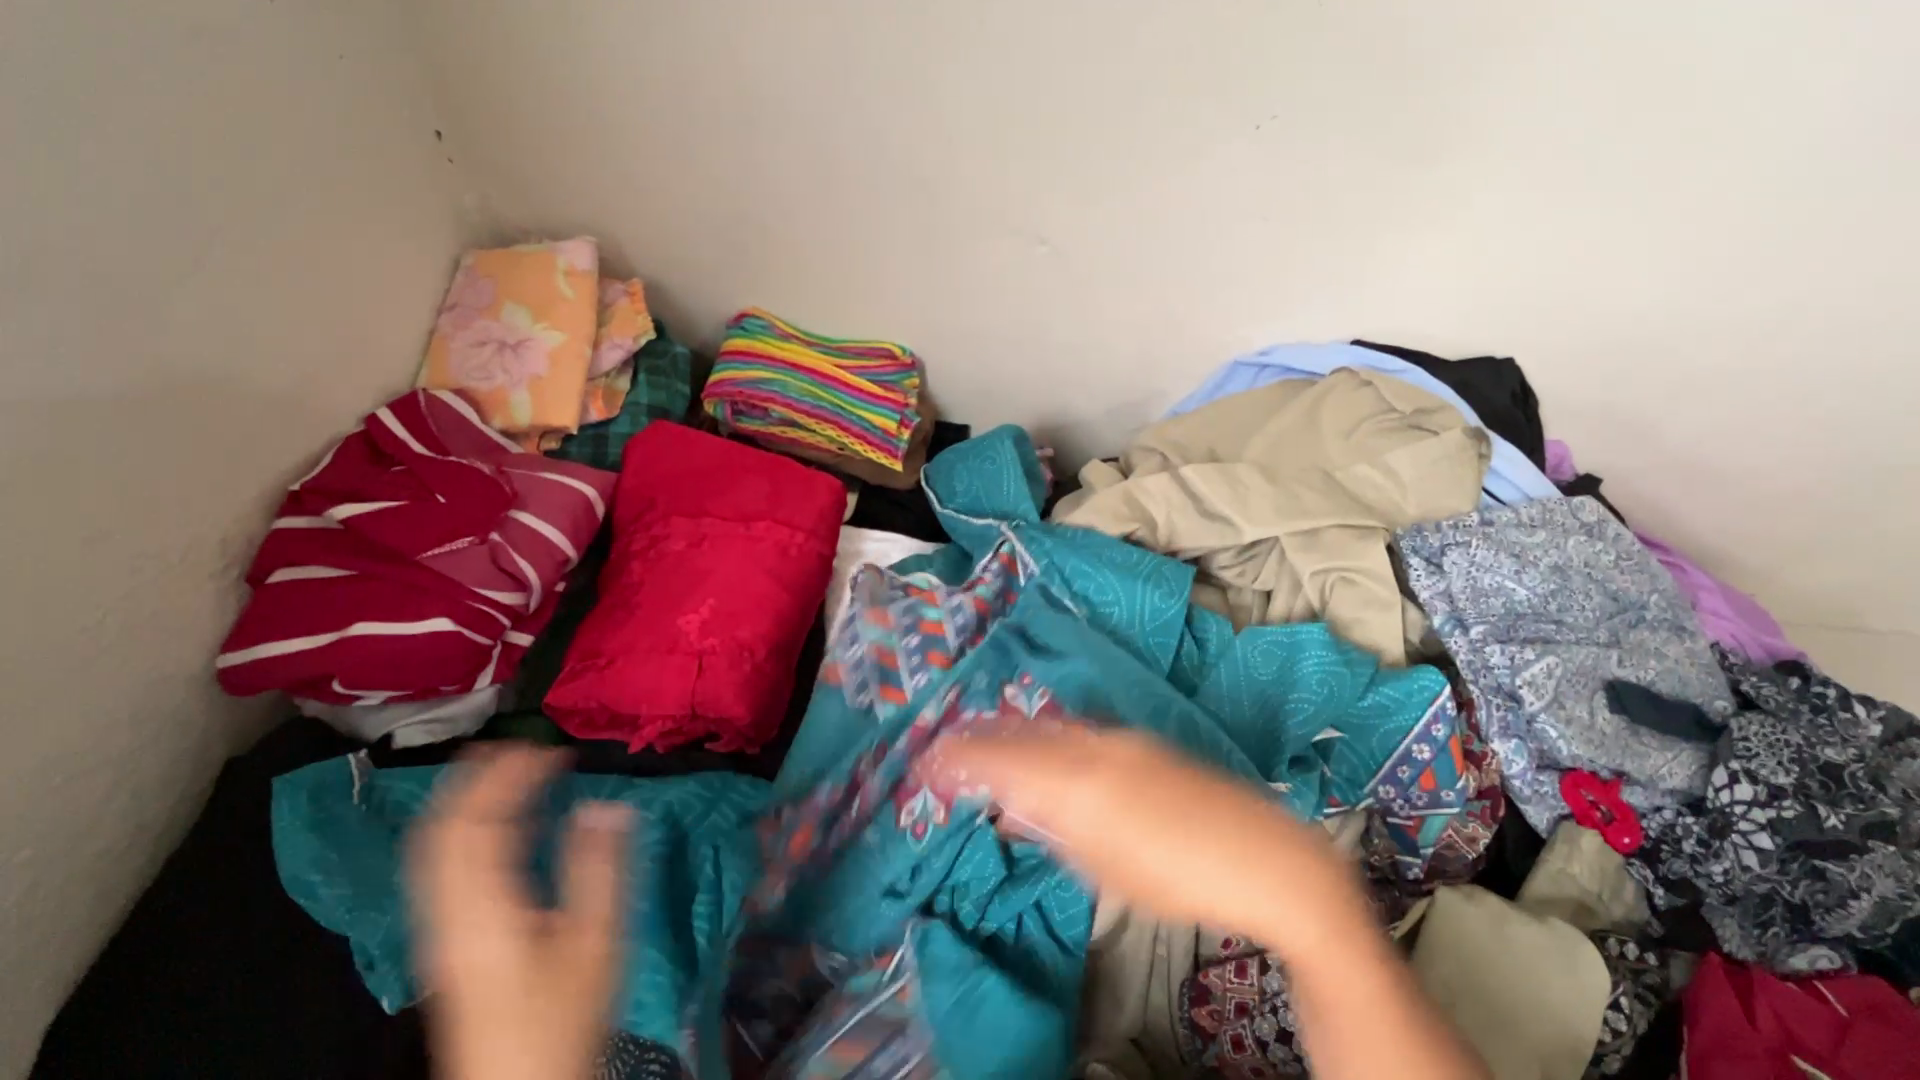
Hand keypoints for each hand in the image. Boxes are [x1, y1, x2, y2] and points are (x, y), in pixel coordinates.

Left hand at [407, 745, 632, 1079]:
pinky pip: (439, 865)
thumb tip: (607, 805)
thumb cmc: (561, 1017)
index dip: (509, 777)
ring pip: (433, 847)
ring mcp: (440, 927)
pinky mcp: (445, 939)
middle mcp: (448, 910)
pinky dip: (461, 829)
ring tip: (502, 769)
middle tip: (520, 747)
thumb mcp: (595, 944)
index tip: (551, 752)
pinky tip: (494, 825)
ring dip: (463, 800)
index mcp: (483, 907)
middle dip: (475, 778)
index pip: (478, 823)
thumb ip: (599, 870)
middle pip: (441, 829)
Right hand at [927, 728, 1376, 959]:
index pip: (1000, 760)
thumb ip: (1052, 831)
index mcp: (1076, 783)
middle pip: (1022, 734)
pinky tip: (1044, 746)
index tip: (927, 762)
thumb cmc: (1178, 881)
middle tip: (945, 746)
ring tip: (985, 741)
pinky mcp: (1145, 742)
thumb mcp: (1104, 870)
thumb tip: (1013, 811)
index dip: (958, 759)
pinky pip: (1079, 730)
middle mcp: (1093, 747)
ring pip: (1051, 728)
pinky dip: (1048, 736)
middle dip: (979, 738)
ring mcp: (1122, 739)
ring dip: (1013, 733)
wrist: (1264, 858)